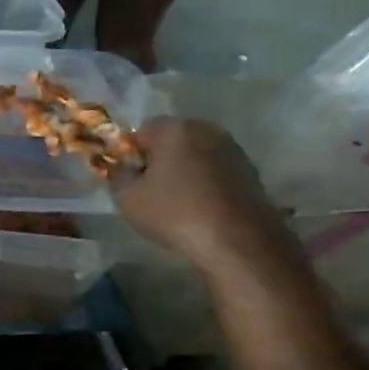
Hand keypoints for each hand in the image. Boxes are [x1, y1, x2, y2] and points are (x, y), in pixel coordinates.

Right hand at [112, 118, 296, 272]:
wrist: (236, 240)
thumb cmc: (173, 212)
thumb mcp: (127, 197)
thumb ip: (119, 175)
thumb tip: (123, 168)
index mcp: (176, 129)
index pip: (142, 129)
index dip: (130, 152)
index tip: (127, 175)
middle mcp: (208, 130)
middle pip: (172, 139)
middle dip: (157, 158)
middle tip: (146, 187)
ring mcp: (233, 149)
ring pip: (194, 154)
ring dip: (181, 169)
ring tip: (173, 199)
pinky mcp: (249, 170)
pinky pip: (213, 169)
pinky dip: (202, 181)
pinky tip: (197, 205)